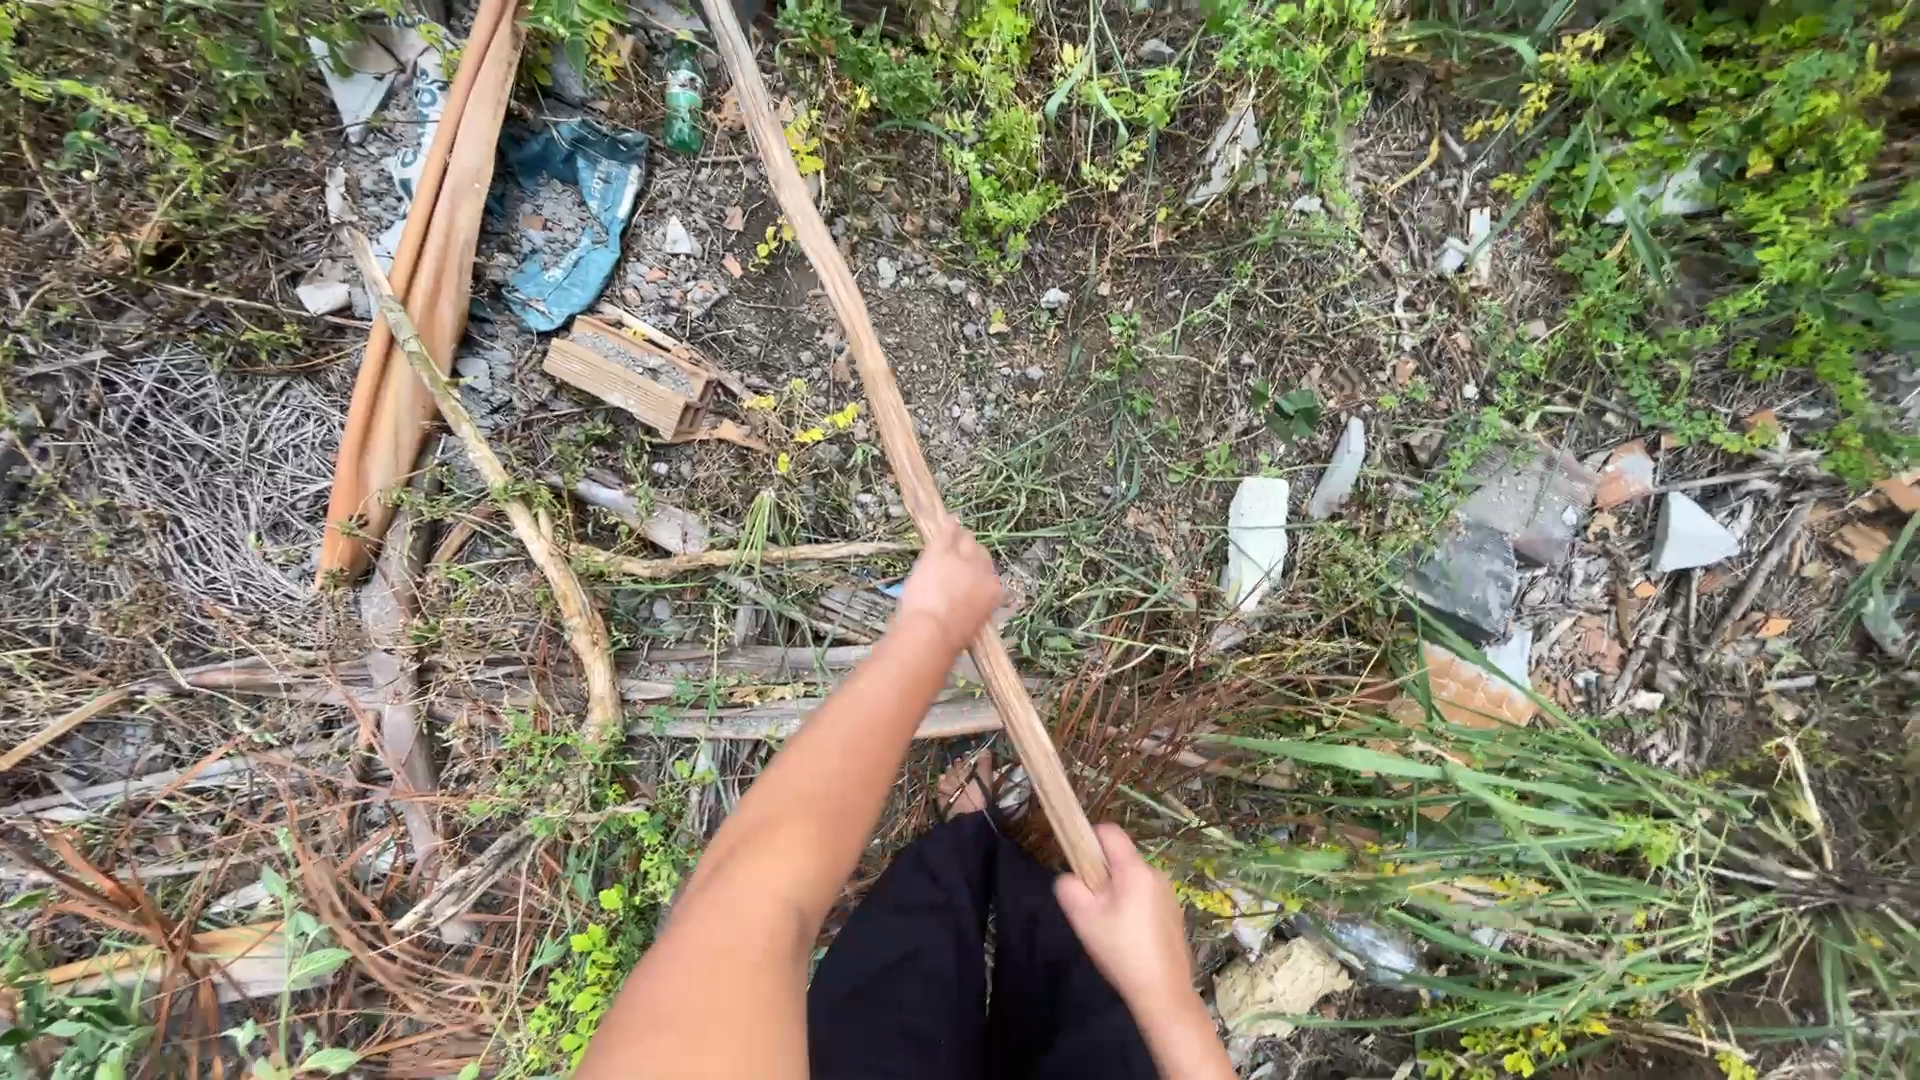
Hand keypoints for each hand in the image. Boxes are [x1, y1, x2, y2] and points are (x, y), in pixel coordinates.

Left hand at [895, 514, 1002, 650]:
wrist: (932, 629)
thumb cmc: (951, 638)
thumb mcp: (973, 627)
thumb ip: (976, 610)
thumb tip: (970, 607)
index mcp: (994, 593)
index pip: (992, 578)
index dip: (980, 576)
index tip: (972, 580)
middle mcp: (983, 572)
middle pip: (982, 555)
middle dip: (973, 556)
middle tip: (962, 560)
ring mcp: (961, 559)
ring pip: (966, 540)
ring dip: (962, 539)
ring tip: (957, 534)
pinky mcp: (940, 552)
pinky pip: (948, 533)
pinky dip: (949, 526)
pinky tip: (949, 520)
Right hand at [1054, 824, 1194, 1011]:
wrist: (1164, 994)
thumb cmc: (1121, 951)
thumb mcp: (1083, 918)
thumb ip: (1068, 887)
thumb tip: (1070, 877)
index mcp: (1135, 869)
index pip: (1109, 831)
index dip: (1089, 839)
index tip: (1079, 865)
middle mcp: (1156, 874)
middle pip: (1120, 858)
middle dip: (1102, 875)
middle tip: (1093, 907)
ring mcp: (1169, 895)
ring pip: (1132, 879)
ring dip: (1118, 893)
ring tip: (1111, 928)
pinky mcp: (1175, 914)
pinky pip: (1146, 897)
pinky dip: (1134, 908)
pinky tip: (1130, 939)